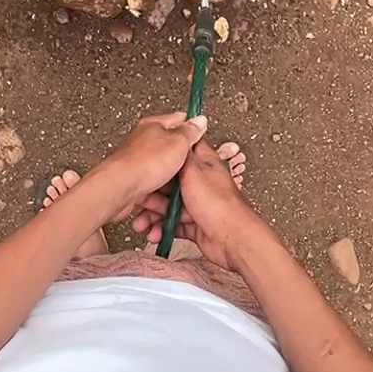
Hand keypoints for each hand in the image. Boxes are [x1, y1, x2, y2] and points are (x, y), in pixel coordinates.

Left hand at [81, 112, 209, 206]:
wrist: (120, 189)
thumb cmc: (143, 163)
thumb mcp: (177, 143)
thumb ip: (190, 132)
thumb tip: (199, 120)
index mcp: (153, 127)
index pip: (178, 121)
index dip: (192, 130)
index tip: (201, 140)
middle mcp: (144, 143)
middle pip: (171, 151)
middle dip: (183, 163)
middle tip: (193, 170)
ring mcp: (139, 165)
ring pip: (163, 174)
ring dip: (172, 185)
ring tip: (181, 192)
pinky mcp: (135, 184)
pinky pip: (154, 191)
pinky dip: (161, 198)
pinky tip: (167, 204)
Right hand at [131, 141, 278, 272]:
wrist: (232, 238)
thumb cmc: (219, 204)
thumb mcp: (194, 171)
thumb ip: (184, 156)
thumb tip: (182, 133)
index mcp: (204, 164)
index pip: (183, 152)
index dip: (166, 154)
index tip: (149, 159)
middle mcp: (201, 183)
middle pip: (171, 183)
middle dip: (152, 193)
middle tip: (140, 200)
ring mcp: (198, 204)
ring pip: (169, 206)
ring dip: (153, 215)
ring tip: (142, 223)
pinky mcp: (196, 224)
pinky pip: (174, 224)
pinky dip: (162, 229)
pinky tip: (154, 233)